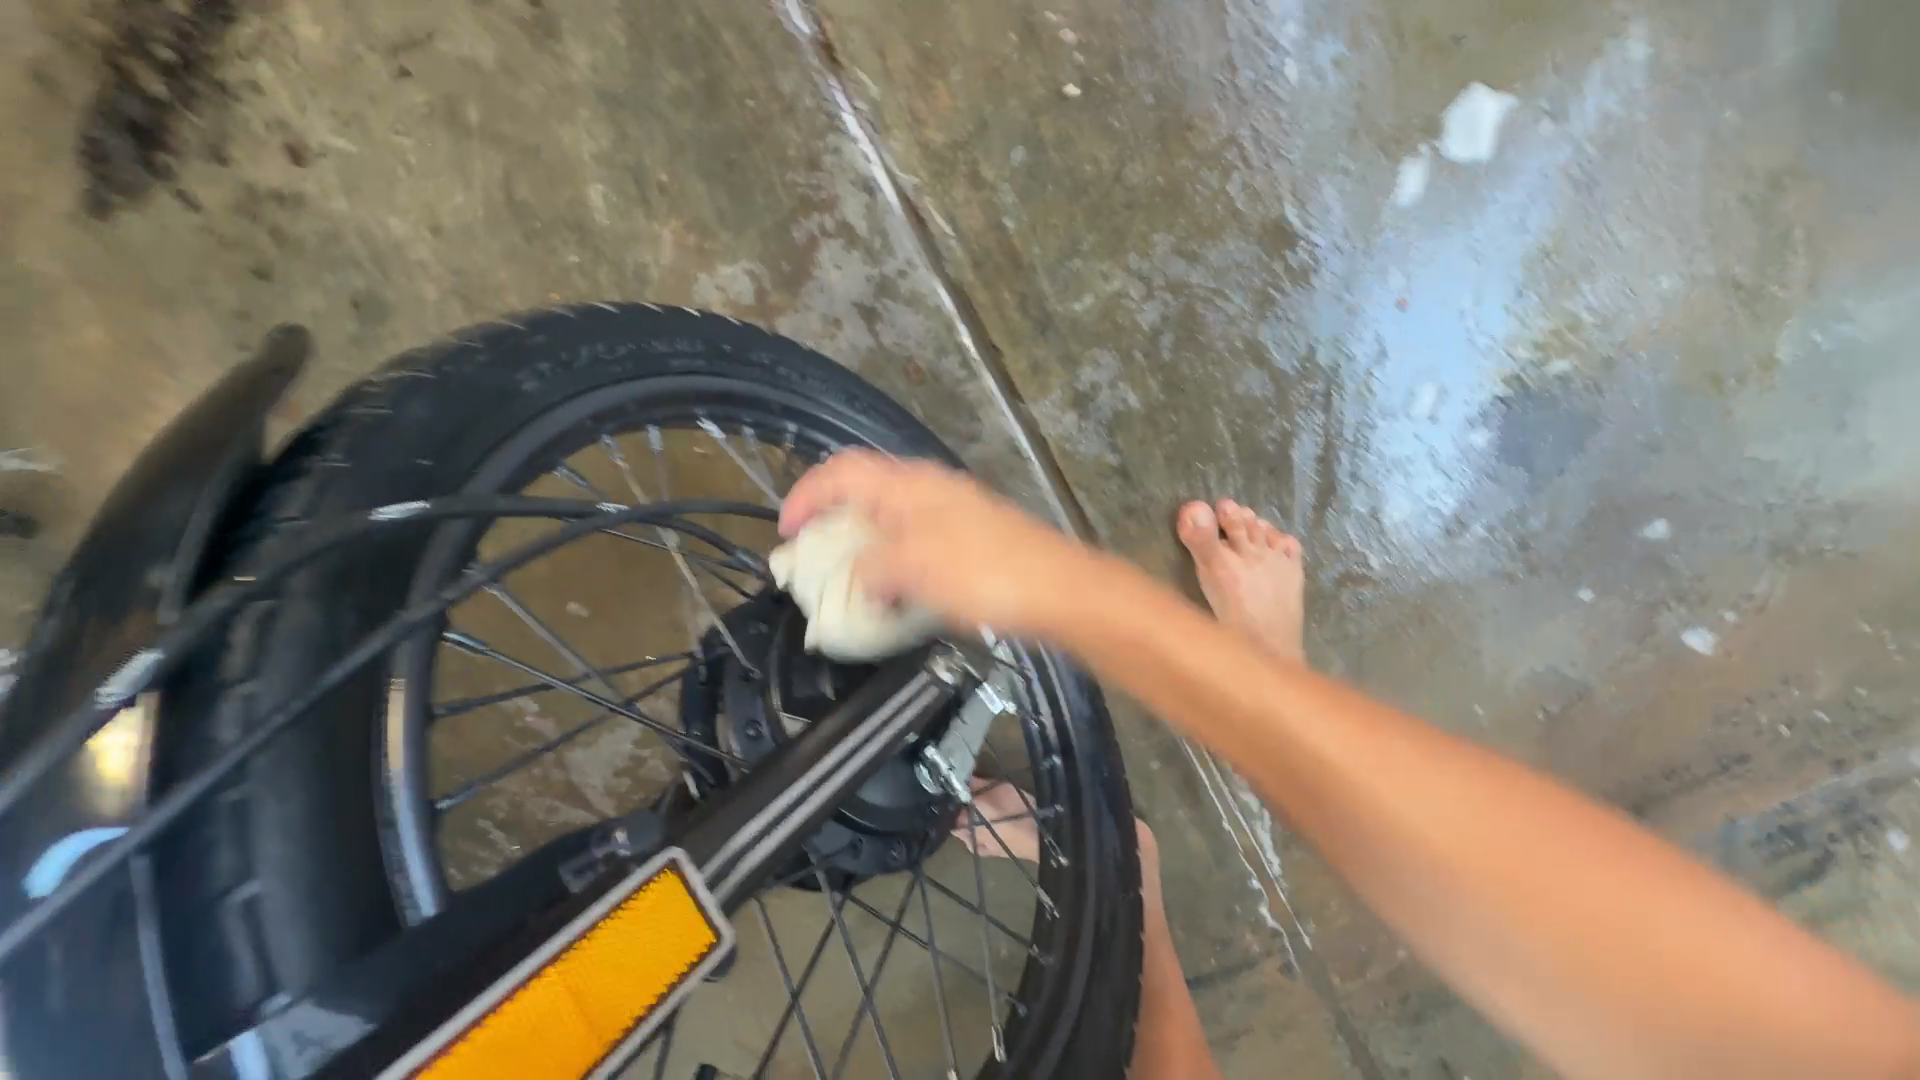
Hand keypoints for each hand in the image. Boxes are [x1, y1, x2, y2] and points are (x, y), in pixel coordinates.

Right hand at [778, 450, 1101, 637]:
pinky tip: (895, 590)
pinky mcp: (969, 537)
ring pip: (890, 518)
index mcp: (907, 485)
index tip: (787, 531)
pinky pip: (914, 540)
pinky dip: (892, 559)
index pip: (841, 471)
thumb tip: (857, 578)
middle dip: (832, 521)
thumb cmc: (986, 574)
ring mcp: (951, 511)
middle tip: (813, 557)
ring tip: (847, 580)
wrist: (1058, 590)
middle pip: (864, 491)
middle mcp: (928, 488)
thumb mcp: (913, 570)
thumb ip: (871, 569)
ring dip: (862, 544)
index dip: (806, 496)